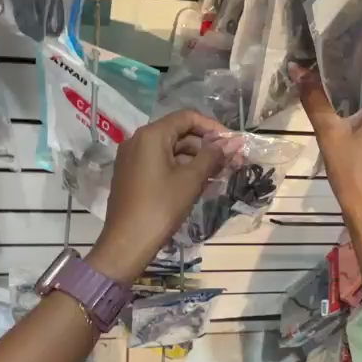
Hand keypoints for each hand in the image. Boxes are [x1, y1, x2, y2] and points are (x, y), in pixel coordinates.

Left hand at [93, 109, 228, 281]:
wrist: (127, 243)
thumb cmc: (161, 207)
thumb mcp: (191, 180)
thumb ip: (213, 156)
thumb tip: (233, 143)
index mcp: (151, 135)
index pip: (187, 117)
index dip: (213, 127)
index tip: (232, 142)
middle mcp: (138, 140)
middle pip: (179, 133)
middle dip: (206, 145)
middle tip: (231, 160)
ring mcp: (132, 158)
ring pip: (170, 150)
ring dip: (195, 158)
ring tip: (219, 174)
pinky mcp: (131, 175)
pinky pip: (160, 163)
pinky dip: (180, 168)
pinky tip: (198, 183)